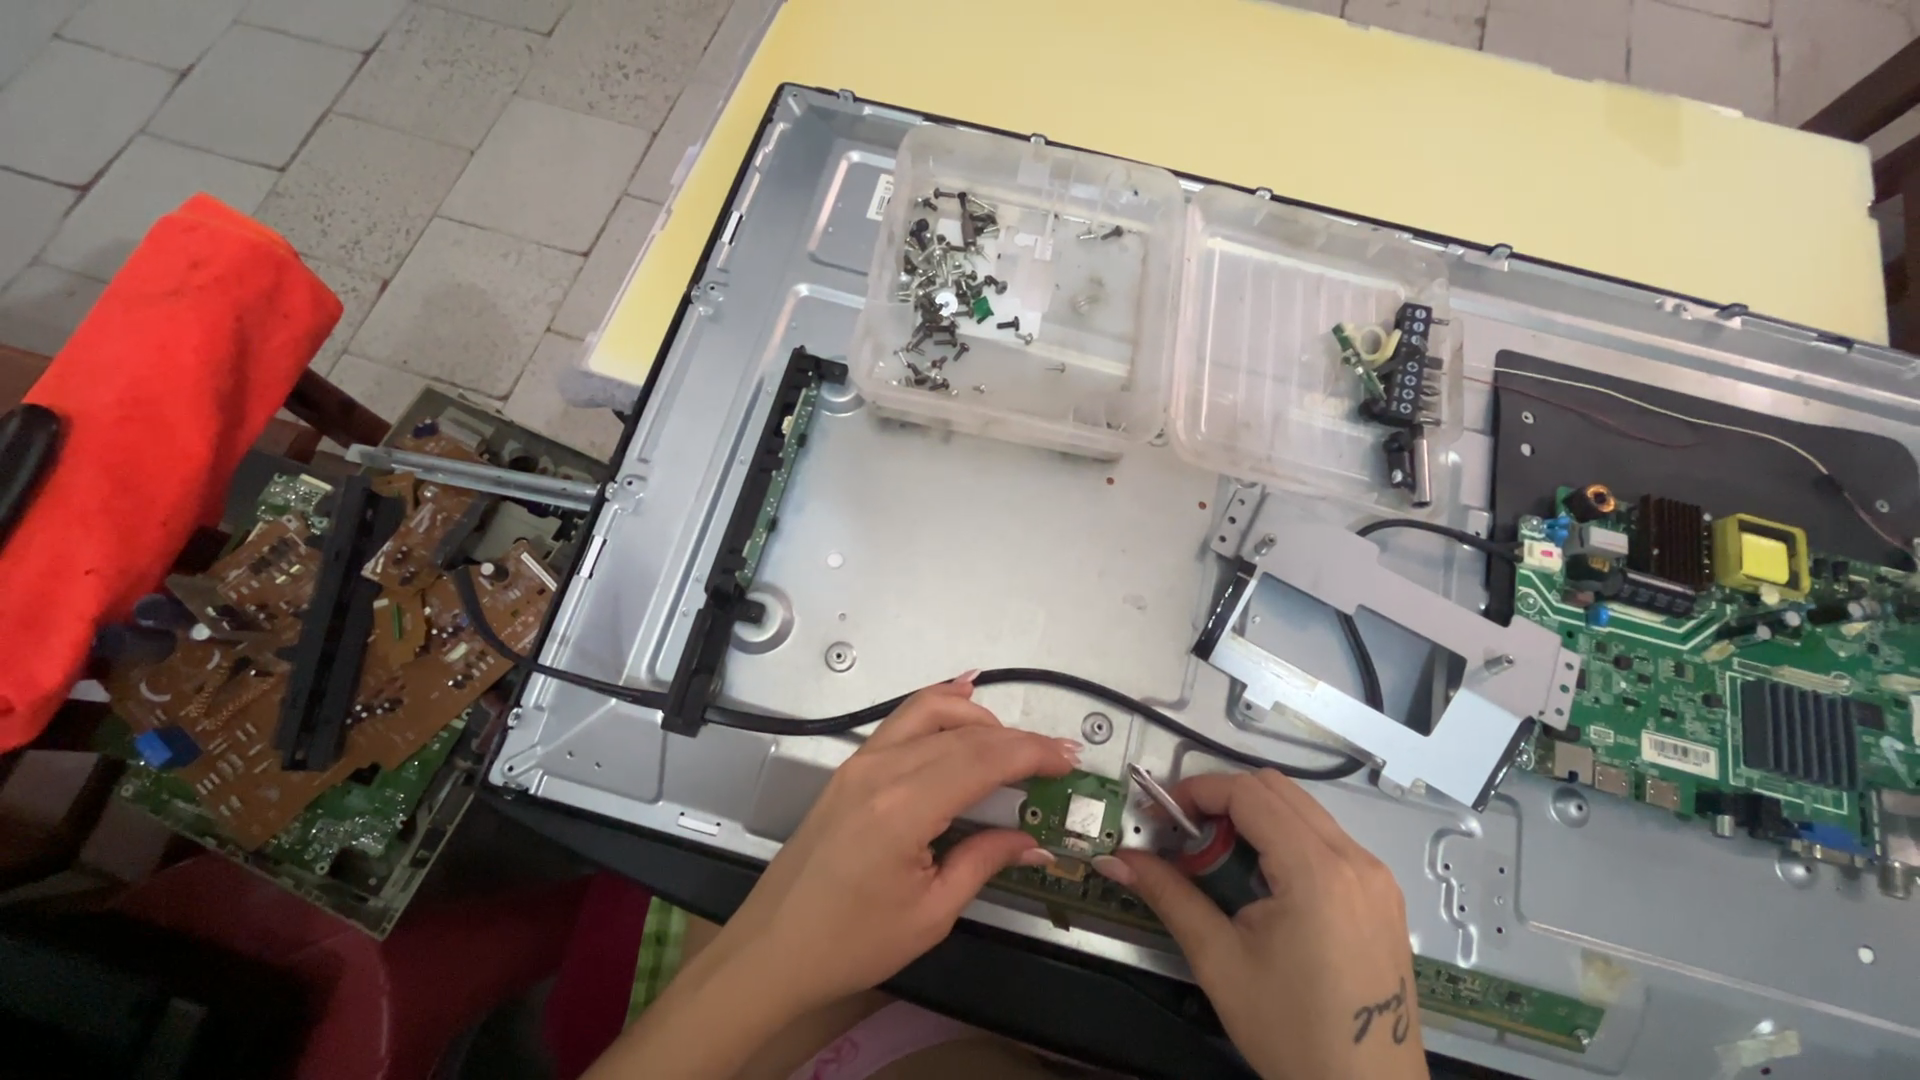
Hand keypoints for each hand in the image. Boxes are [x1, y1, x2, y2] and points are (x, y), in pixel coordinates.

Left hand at [705, 677, 1080, 1013]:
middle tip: (1056, 756)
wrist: (772, 950)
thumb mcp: (930, 913)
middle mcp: (881, 769)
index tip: (1068, 759)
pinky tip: (961, 702)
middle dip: (1016, 739)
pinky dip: (937, 708)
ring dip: (977, 716)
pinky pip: (900, 720)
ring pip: (928, 711)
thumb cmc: (850, 944)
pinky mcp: (849, 768)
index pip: (982, 759)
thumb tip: (1032, 839)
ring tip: (1014, 741)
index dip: (1031, 754)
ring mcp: (859, 763)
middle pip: (962, 733)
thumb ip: (984, 862)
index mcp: (903, 807)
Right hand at [1099, 769, 1427, 1079]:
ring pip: (1303, 810)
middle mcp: (1355, 859)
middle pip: (1277, 788)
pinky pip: (1326, 839)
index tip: (1161, 817)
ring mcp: (1376, 876)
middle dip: (1223, 800)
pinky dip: (1285, 840)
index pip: (1248, 793)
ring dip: (1254, 818)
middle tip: (1185, 837)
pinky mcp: (1383, 896)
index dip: (1196, 792)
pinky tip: (1262, 885)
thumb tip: (1114, 859)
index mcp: (1317, 871)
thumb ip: (1168, 895)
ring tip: (1218, 862)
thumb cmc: (1291, 1031)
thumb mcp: (1219, 960)